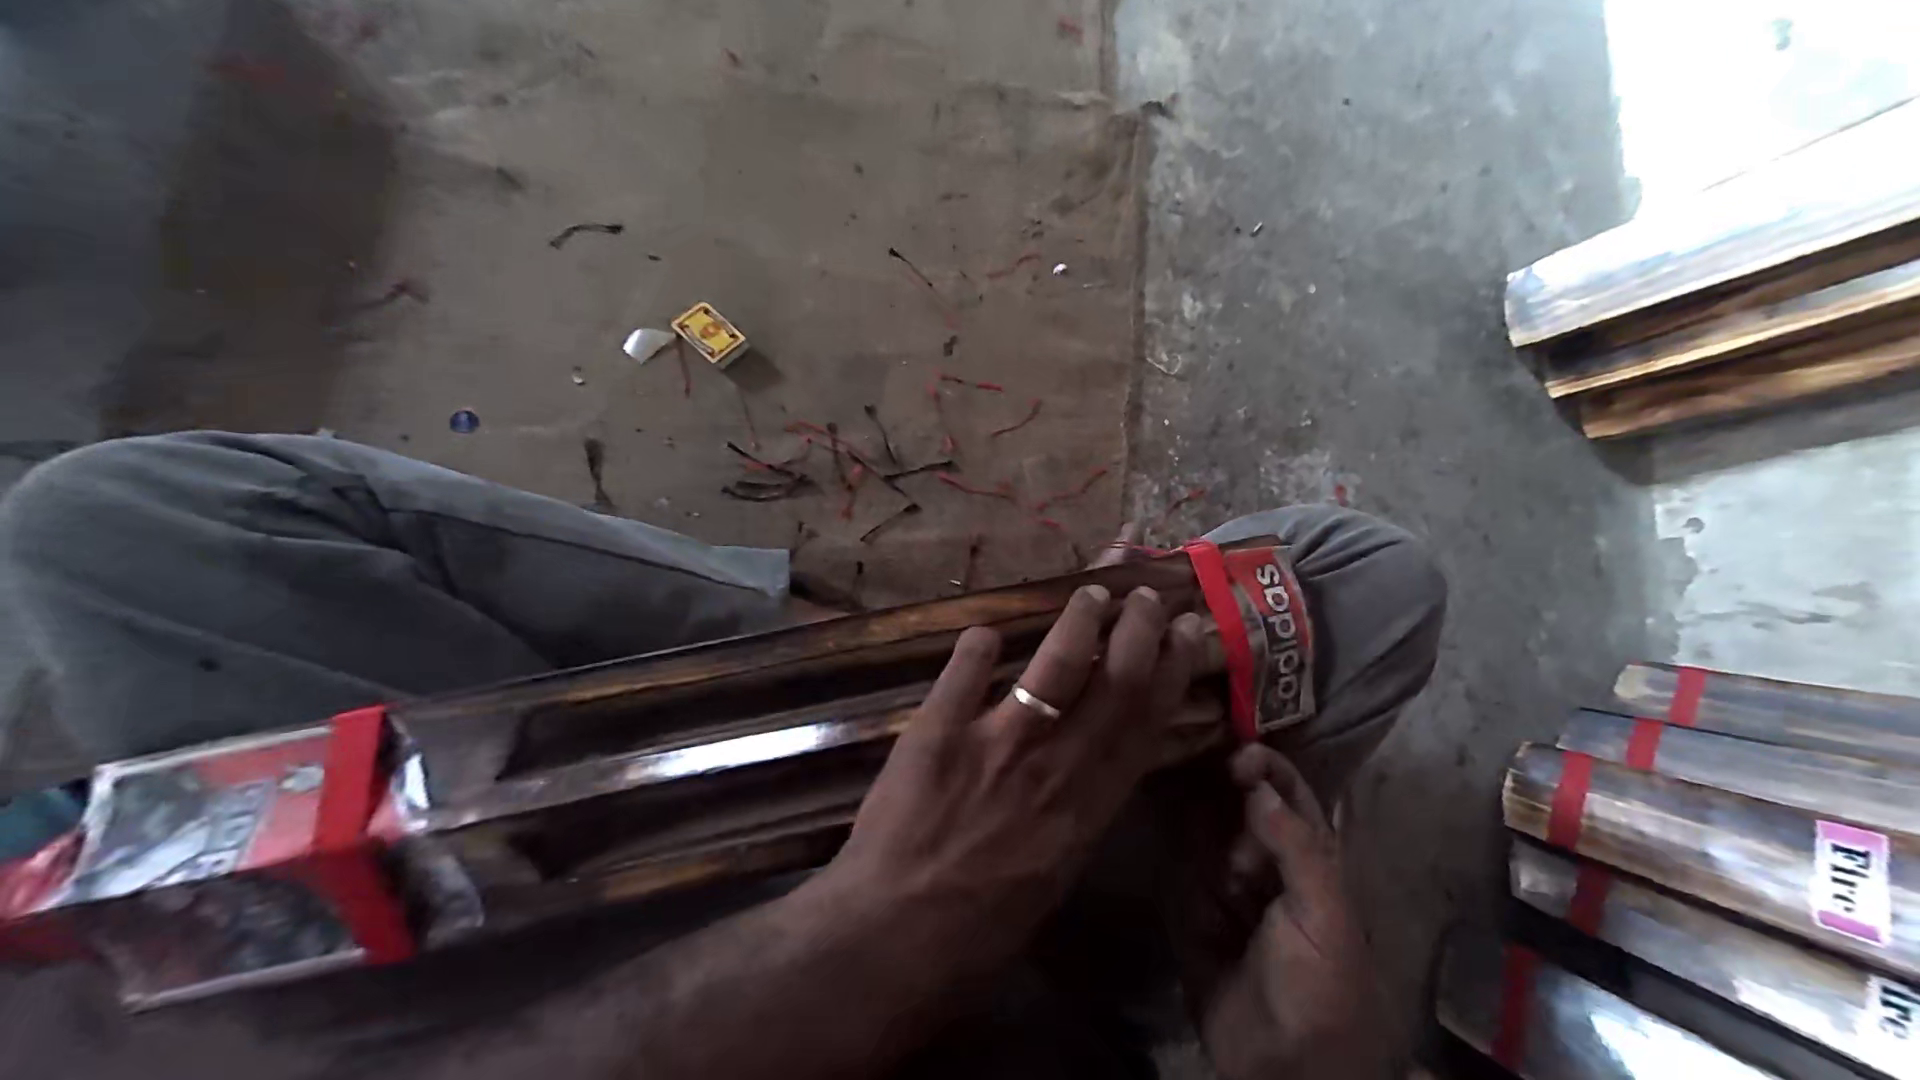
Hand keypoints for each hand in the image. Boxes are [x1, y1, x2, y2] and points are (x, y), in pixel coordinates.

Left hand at [806, 583, 1203, 975]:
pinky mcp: (938, 733)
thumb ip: (1077, 813)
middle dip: (1138, 631)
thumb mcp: (1053, 874)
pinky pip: (965, 673)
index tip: (1186, 631)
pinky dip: (978, 645)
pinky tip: (989, 625)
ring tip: (1090, 590)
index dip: (1170, 671)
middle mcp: (1055, 768)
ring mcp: (997, 745)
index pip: (1143, 724)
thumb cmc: (979, 924)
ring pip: (1055, 667)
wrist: (894, 939)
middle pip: (1113, 684)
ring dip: (1078, 622)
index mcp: (1087, 808)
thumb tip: (1091, 763)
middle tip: (1146, 595)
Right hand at [1175, 744, 1387, 1079]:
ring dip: (1194, 810)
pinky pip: (1178, 855)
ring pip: (1204, 822)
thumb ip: (1297, 850)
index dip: (1267, 767)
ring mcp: (1222, 875)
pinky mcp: (1188, 896)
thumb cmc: (1319, 991)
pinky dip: (1172, 837)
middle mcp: (1263, 857)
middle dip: (1222, 788)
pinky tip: (1163, 820)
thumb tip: (1258, 787)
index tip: (1238, 754)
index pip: (1288, 794)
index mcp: (1308, 858)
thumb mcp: (1323, 919)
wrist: (1275, 1068)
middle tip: (1206, 782)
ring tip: (1186, 803)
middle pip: (1238, 800)